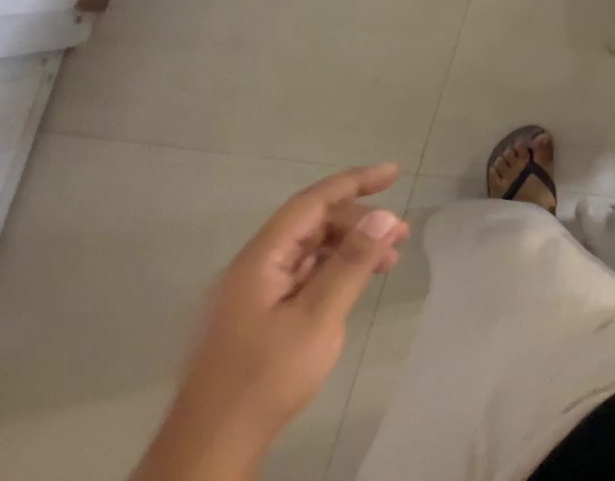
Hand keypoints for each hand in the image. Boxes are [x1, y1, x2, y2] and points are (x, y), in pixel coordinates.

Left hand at [133, 164, 409, 480]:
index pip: (310, 204)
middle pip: (311, 224)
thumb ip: (351, 264)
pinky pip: (305, 274)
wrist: (213, 441)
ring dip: (351, 246)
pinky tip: (358, 283)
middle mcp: (254, 268)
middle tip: (401, 236)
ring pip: (310, 250)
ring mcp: (255, 293)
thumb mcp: (318, 317)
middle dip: (359, 221)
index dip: (353, 182)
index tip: (394, 172)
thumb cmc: (265, 376)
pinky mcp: (261, 315)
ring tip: (389, 261)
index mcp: (260, 261)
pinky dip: (337, 269)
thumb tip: (385, 216)